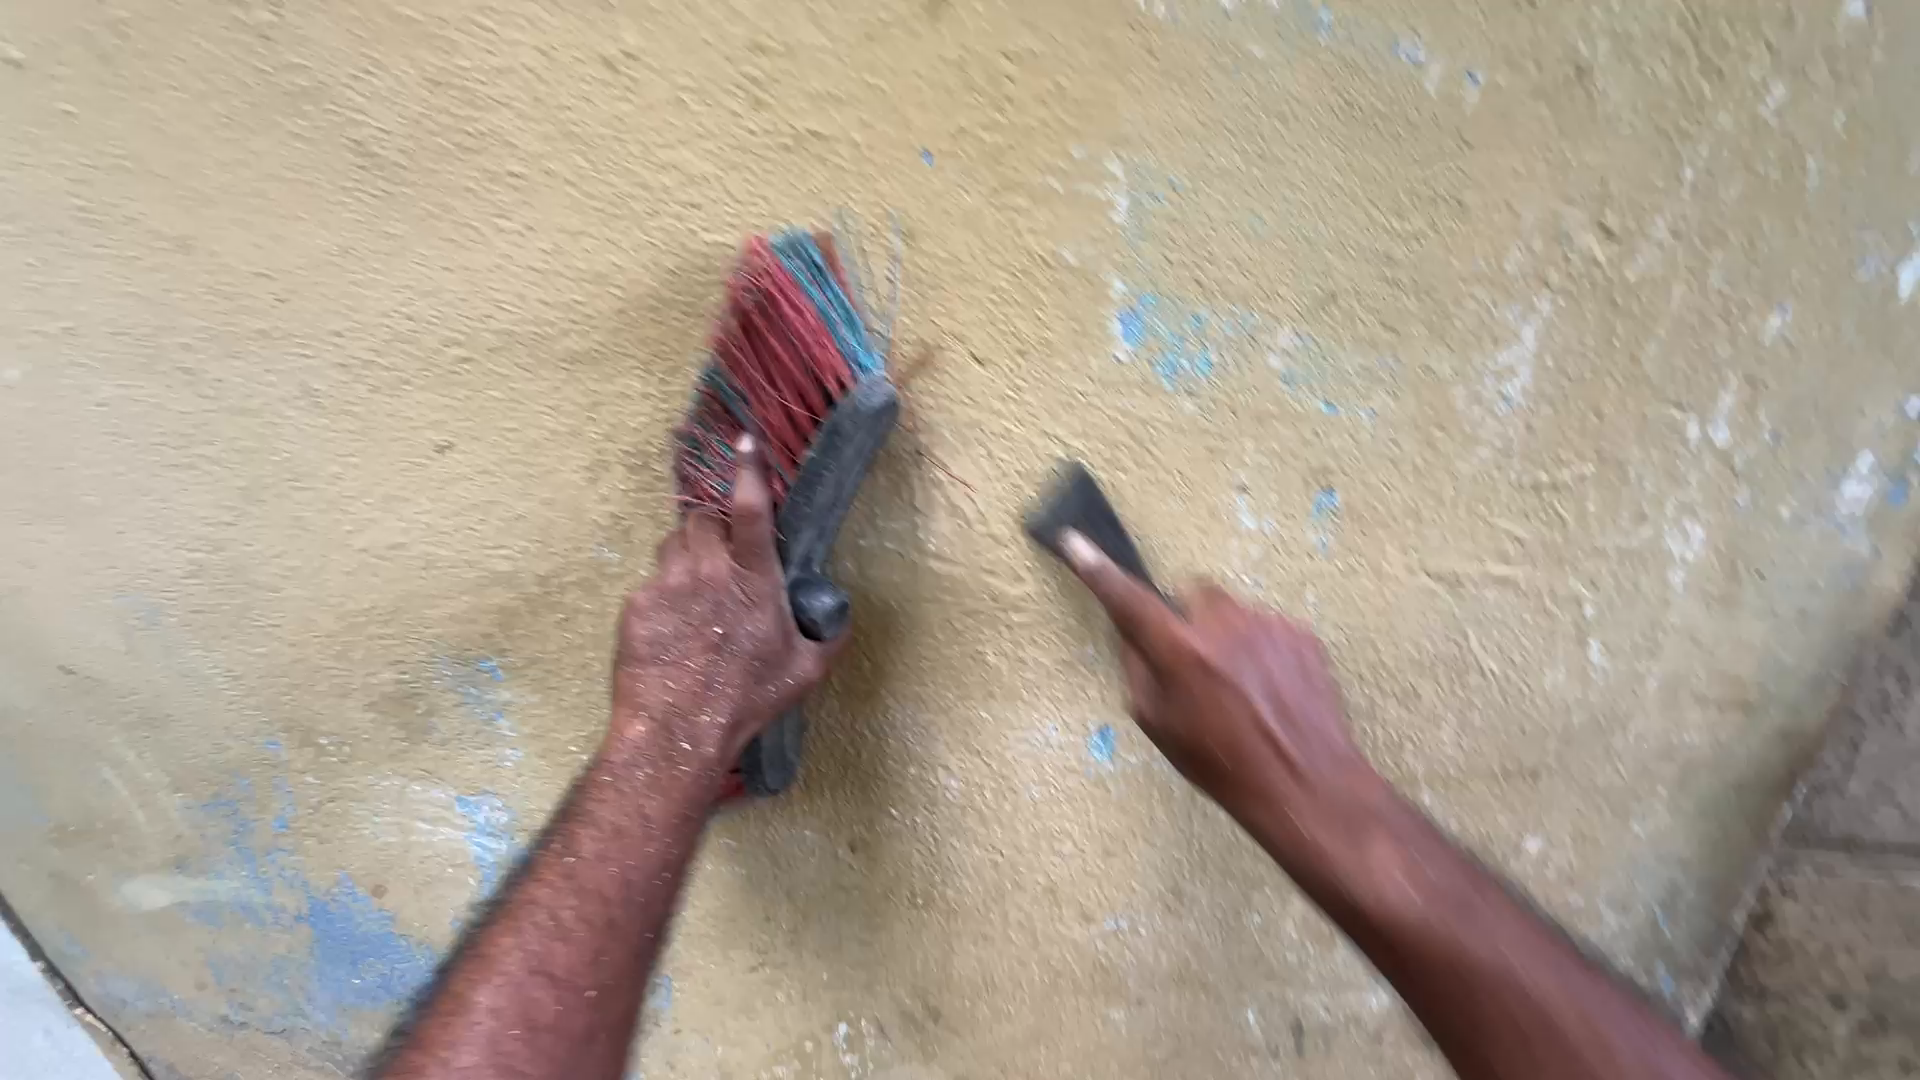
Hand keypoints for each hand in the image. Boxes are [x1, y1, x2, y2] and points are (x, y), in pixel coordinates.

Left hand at [608, 435, 844, 767]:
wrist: (678, 731)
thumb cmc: (747, 698)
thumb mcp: (806, 670)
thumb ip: (828, 635)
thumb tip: (838, 617)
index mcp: (754, 578)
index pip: (752, 509)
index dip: (749, 471)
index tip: (745, 441)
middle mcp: (708, 570)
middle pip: (702, 518)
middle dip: (714, 526)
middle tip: (724, 555)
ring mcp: (666, 585)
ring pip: (674, 544)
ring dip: (689, 554)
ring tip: (697, 590)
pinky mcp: (636, 606)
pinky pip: (651, 582)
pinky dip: (665, 593)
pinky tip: (673, 628)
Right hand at [1058, 530, 1377, 826]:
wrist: (1306, 785)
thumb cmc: (1220, 763)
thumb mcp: (1158, 724)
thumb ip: (1138, 667)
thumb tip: (1133, 633)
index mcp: (1180, 650)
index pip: (1127, 598)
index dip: (1095, 568)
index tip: (1074, 540)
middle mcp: (1223, 624)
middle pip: (1189, 594)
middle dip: (1186, 618)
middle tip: (1195, 664)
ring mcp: (1268, 624)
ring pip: (1230, 610)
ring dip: (1225, 634)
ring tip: (1241, 685)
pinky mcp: (1301, 632)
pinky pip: (1265, 625)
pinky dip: (1259, 647)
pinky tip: (1270, 688)